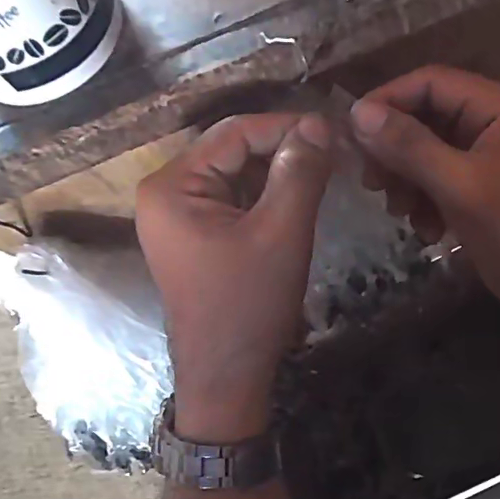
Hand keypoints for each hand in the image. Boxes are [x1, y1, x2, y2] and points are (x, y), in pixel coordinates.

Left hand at [136, 113, 333, 441]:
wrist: (228, 374)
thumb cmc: (250, 304)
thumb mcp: (281, 233)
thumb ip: (299, 173)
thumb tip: (318, 124)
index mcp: (172, 186)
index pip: (234, 134)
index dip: (285, 127)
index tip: (334, 132)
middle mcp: (165, 195)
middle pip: (231, 154)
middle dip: (282, 151)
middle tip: (334, 154)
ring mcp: (177, 220)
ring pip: (235, 179)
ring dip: (277, 175)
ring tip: (323, 175)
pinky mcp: (194, 241)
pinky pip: (233, 204)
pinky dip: (265, 199)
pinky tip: (297, 202)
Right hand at [350, 66, 499, 322]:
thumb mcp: (459, 186)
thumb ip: (410, 147)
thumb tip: (358, 114)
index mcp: (498, 107)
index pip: (430, 83)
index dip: (387, 102)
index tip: (352, 135)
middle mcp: (494, 122)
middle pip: (427, 118)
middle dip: (396, 151)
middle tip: (371, 183)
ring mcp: (490, 157)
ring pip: (430, 154)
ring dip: (408, 182)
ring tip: (399, 212)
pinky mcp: (484, 189)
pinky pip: (443, 181)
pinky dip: (427, 202)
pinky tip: (427, 230)